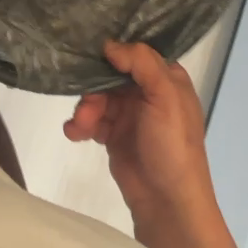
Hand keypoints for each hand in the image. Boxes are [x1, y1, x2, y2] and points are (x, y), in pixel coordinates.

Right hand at [65, 41, 234, 247]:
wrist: (168, 203)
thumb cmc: (172, 144)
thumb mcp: (165, 96)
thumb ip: (140, 63)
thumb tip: (109, 44)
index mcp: (166, 78)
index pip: (137, 52)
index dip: (115, 48)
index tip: (90, 46)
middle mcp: (148, 92)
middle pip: (111, 74)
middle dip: (94, 87)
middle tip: (87, 105)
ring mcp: (130, 115)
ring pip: (98, 97)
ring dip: (85, 108)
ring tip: (80, 125)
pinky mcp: (115, 136)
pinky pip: (92, 120)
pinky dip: (80, 124)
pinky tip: (74, 133)